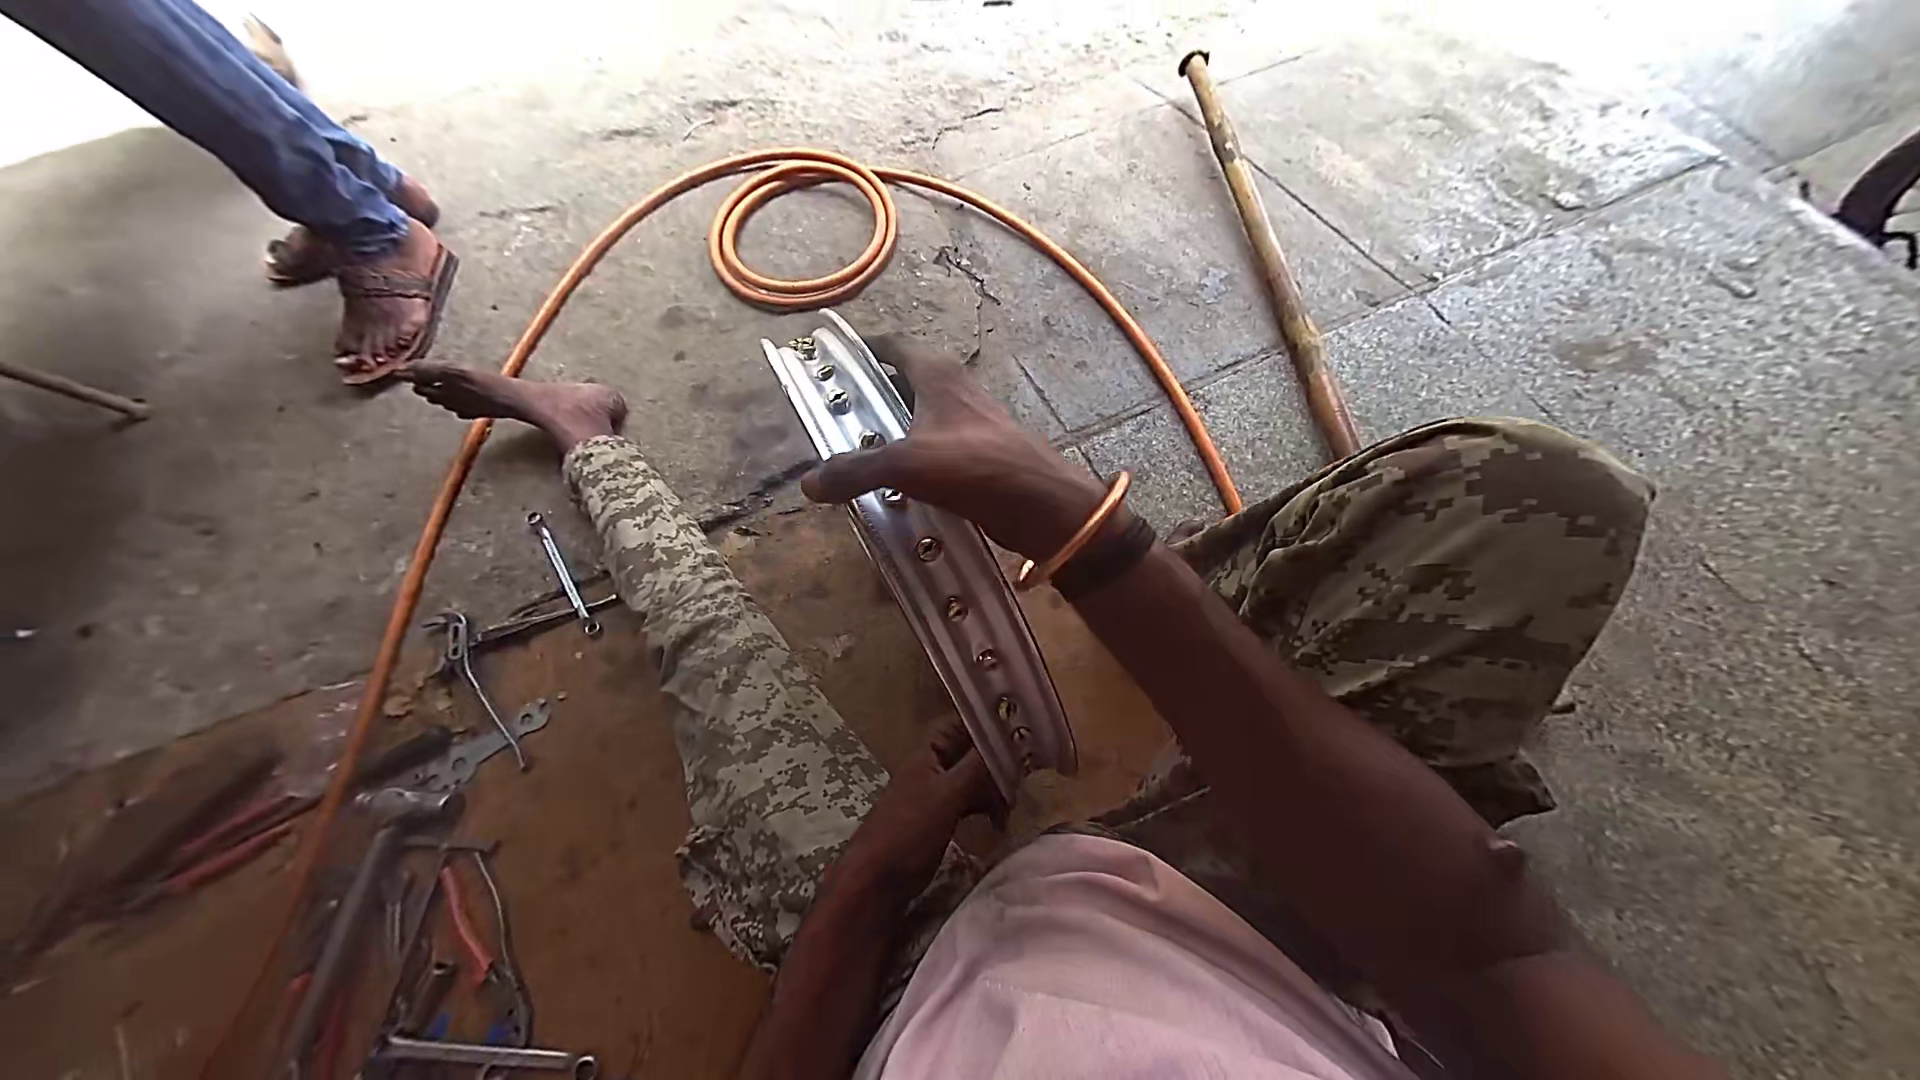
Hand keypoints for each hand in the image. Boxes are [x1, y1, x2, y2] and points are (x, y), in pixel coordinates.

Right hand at [800, 334, 1110, 559]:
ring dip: (891, 432)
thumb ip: (856, 470)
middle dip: (870, 397)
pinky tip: (895, 483)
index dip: (861, 350)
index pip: (892, 346)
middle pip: (902, 383)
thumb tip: (810, 483)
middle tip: (836, 418)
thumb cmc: (976, 467)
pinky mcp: (978, 453)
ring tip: (856, 453)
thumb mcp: (907, 464)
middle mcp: (955, 390)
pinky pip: (934, 448)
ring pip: (919, 418)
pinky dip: (912, 459)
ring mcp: (969, 422)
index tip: (830, 362)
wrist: (1040, 505)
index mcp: (937, 374)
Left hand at [830, 718, 1001, 902]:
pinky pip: (970, 802)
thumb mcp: (947, 795)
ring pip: (973, 778)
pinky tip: (1000, 822)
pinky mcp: (941, 818)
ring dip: (994, 786)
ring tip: (1014, 802)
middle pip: (970, 751)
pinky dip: (986, 807)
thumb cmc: (908, 831)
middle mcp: (933, 767)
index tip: (1019, 726)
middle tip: (1026, 770)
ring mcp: (936, 793)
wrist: (876, 883)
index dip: (987, 721)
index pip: (961, 723)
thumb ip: (976, 767)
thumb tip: (1006, 738)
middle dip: (997, 758)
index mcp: (928, 752)